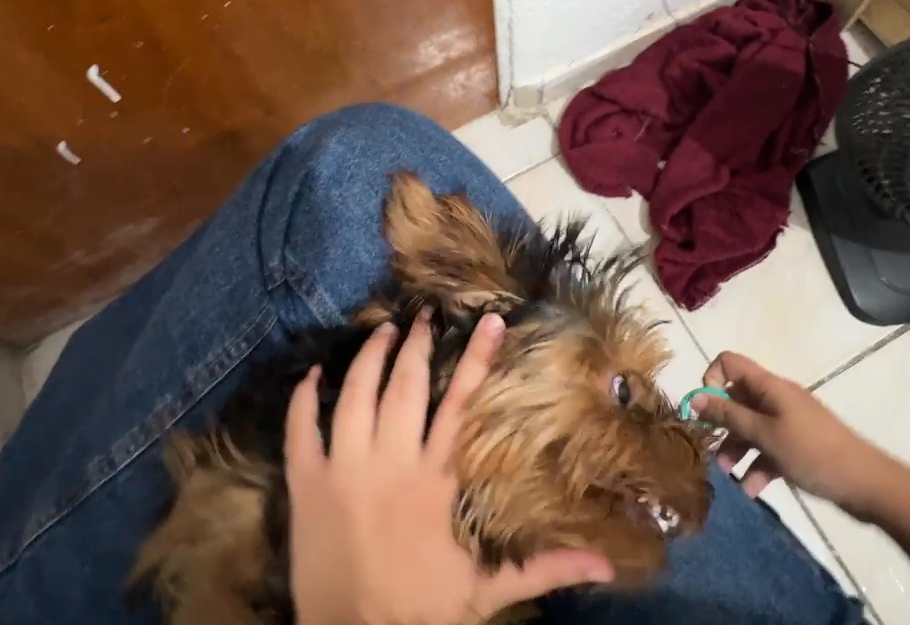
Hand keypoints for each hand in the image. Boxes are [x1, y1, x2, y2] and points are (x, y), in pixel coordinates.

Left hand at [285, 310, 614, 624]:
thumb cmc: (421, 612)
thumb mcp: (488, 591)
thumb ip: (547, 568)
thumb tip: (609, 566)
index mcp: (435, 480)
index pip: (461, 403)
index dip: (476, 358)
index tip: (488, 320)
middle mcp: (388, 463)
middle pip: (404, 386)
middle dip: (416, 343)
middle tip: (423, 314)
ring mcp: (341, 470)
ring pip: (354, 395)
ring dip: (368, 357)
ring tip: (381, 329)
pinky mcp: (305, 484)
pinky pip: (300, 429)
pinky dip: (304, 397)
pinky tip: (313, 373)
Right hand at [693, 351, 900, 517]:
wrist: (867, 485)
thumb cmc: (812, 453)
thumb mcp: (765, 434)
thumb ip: (729, 415)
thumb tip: (695, 397)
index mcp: (771, 386)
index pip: (730, 363)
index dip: (713, 380)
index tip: (709, 409)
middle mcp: (778, 399)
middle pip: (738, 399)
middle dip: (722, 423)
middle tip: (711, 448)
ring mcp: (789, 423)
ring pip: (752, 427)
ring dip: (737, 448)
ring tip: (729, 474)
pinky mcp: (799, 446)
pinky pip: (769, 448)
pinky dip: (758, 465)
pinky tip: (752, 489)